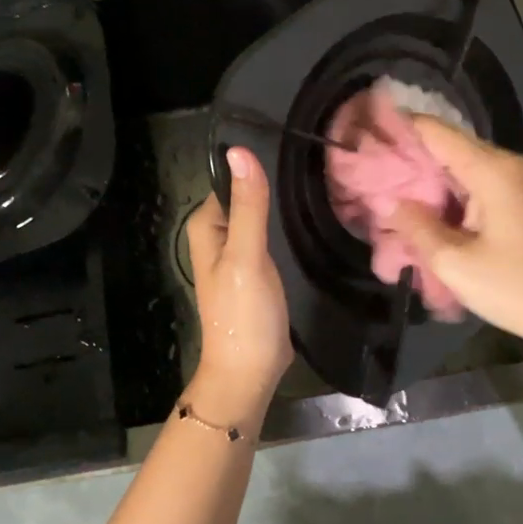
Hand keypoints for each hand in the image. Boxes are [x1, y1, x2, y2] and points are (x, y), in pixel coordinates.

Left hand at [183, 147, 292, 427]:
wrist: (249, 373)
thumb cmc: (243, 314)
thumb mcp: (247, 255)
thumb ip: (247, 206)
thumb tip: (239, 150)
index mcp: (205, 226)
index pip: (231, 180)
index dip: (258, 170)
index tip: (293, 159)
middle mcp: (216, 236)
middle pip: (247, 198)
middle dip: (273, 191)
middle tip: (313, 180)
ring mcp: (236, 255)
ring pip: (260, 219)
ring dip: (282, 213)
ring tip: (317, 196)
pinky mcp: (255, 272)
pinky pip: (269, 239)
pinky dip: (284, 234)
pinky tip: (306, 227)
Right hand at [388, 116, 522, 353]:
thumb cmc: (519, 289)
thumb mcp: (455, 263)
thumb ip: (416, 226)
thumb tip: (391, 201)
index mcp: (490, 169)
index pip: (434, 131)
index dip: (397, 129)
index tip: (364, 137)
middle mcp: (507, 166)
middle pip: (448, 148)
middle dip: (409, 162)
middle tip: (370, 179)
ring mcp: (521, 185)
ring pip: (462, 172)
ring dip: (429, 185)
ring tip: (391, 201)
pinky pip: (479, 189)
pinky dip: (451, 199)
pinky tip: (429, 220)